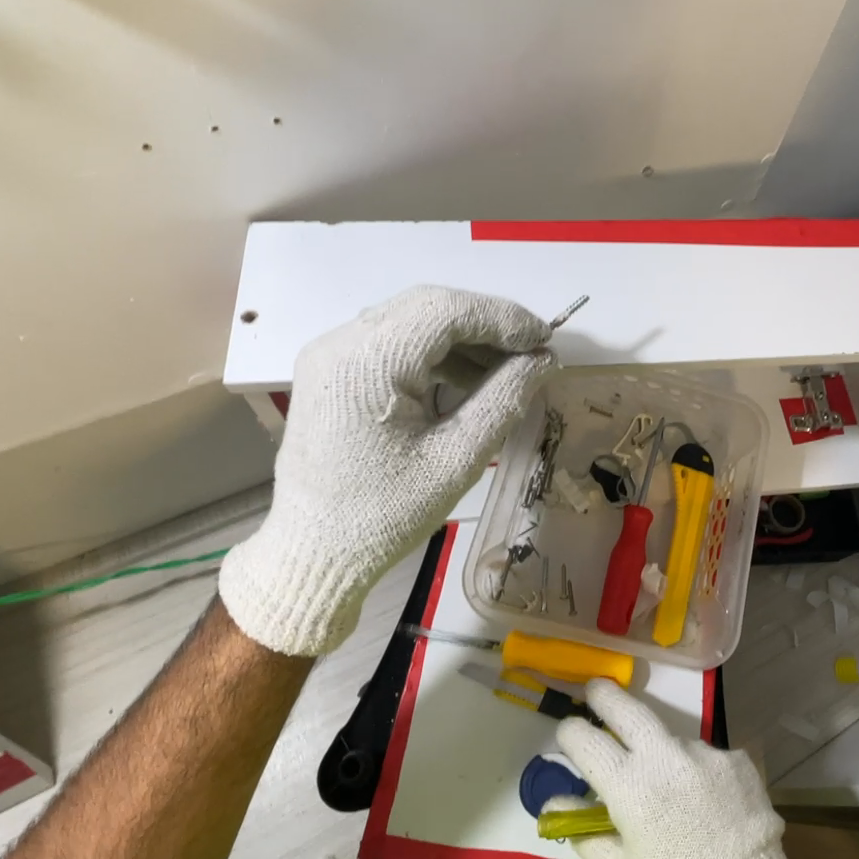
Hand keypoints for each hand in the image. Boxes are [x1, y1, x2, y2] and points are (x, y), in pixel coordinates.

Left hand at [220, 285, 554, 655]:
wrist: (312, 552)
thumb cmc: (384, 514)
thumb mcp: (457, 459)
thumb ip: (505, 399)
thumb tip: (545, 359)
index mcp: (367, 362)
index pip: (446, 310)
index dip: (502, 318)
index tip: (546, 339)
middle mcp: (342, 342)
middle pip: (429, 306)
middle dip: (487, 325)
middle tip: (533, 352)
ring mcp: (333, 352)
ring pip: (413, 320)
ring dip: (464, 339)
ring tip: (507, 371)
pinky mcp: (335, 368)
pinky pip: (394, 340)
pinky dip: (436, 352)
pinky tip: (467, 380)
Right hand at [552, 679, 784, 858]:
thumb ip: (587, 833)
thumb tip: (555, 804)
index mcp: (631, 788)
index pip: (587, 743)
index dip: (572, 734)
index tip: (568, 733)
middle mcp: (666, 758)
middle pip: (628, 711)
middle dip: (606, 696)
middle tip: (595, 690)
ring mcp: (704, 753)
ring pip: (673, 743)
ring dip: (666, 758)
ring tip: (676, 795)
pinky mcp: (736, 759)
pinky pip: (709, 760)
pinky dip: (701, 776)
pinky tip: (709, 803)